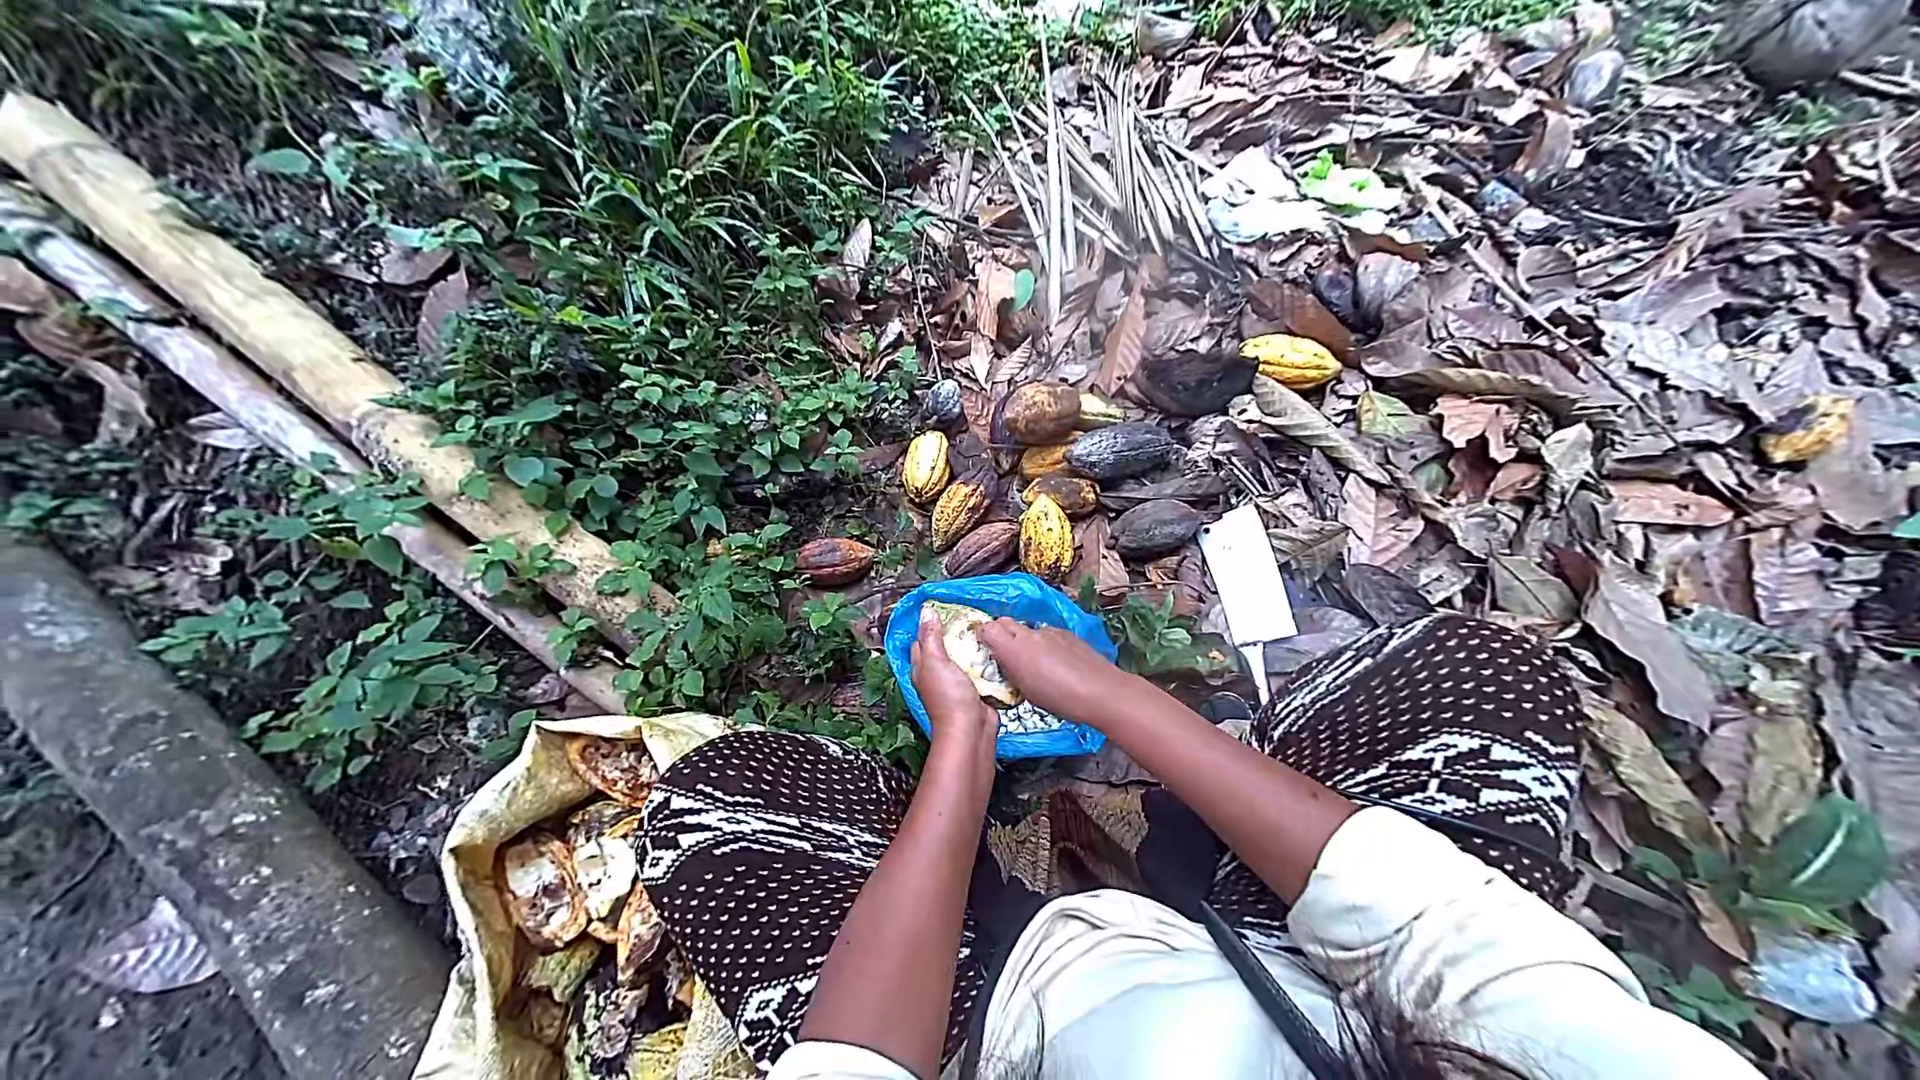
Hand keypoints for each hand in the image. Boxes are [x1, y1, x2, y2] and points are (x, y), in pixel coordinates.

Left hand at [910, 608, 997, 754]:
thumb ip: (931, 637)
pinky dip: (985, 661)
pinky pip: (980, 670)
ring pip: (963, 658)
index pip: (921, 640)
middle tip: (968, 616)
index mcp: (922, 667)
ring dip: (972, 646)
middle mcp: (938, 674)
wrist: (971, 730)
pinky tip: (993, 651)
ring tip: (983, 629)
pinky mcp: (975, 690)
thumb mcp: (936, 661)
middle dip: (954, 633)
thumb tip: (925, 612)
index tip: (942, 608)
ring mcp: (957, 682)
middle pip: (944, 647)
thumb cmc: (949, 698)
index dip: (928, 624)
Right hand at [977, 618, 1132, 724]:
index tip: (983, 645)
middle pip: (1005, 622)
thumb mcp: (1027, 690)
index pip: (988, 628)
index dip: (983, 634)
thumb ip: (1012, 669)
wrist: (1101, 691)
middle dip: (1000, 632)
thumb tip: (1006, 660)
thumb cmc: (1061, 699)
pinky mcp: (1067, 633)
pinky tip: (1056, 660)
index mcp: (1014, 650)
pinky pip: (1047, 633)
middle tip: (1003, 650)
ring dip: (1025, 639)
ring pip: (1028, 629)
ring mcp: (1050, 631)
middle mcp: (1030, 635)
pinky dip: (1045, 642)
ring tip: (1035, 660)